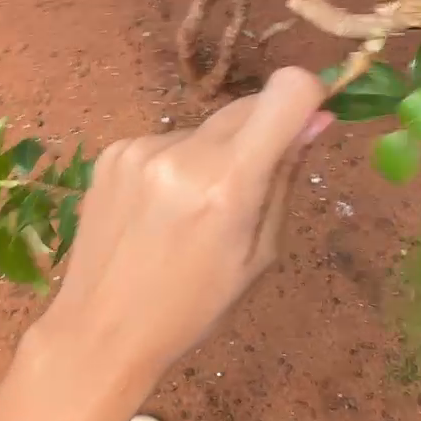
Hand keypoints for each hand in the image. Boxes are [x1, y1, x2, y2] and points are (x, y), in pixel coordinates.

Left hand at [25, 67, 331, 387]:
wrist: (102, 328)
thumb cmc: (194, 306)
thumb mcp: (259, 255)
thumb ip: (285, 178)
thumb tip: (318, 118)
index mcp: (228, 184)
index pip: (287, 92)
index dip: (308, 95)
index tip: (309, 120)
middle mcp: (183, 153)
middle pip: (246, 107)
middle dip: (262, 134)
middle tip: (245, 188)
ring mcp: (140, 148)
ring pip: (204, 130)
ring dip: (212, 156)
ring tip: (189, 213)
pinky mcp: (112, 152)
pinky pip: (166, 142)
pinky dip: (175, 165)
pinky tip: (157, 210)